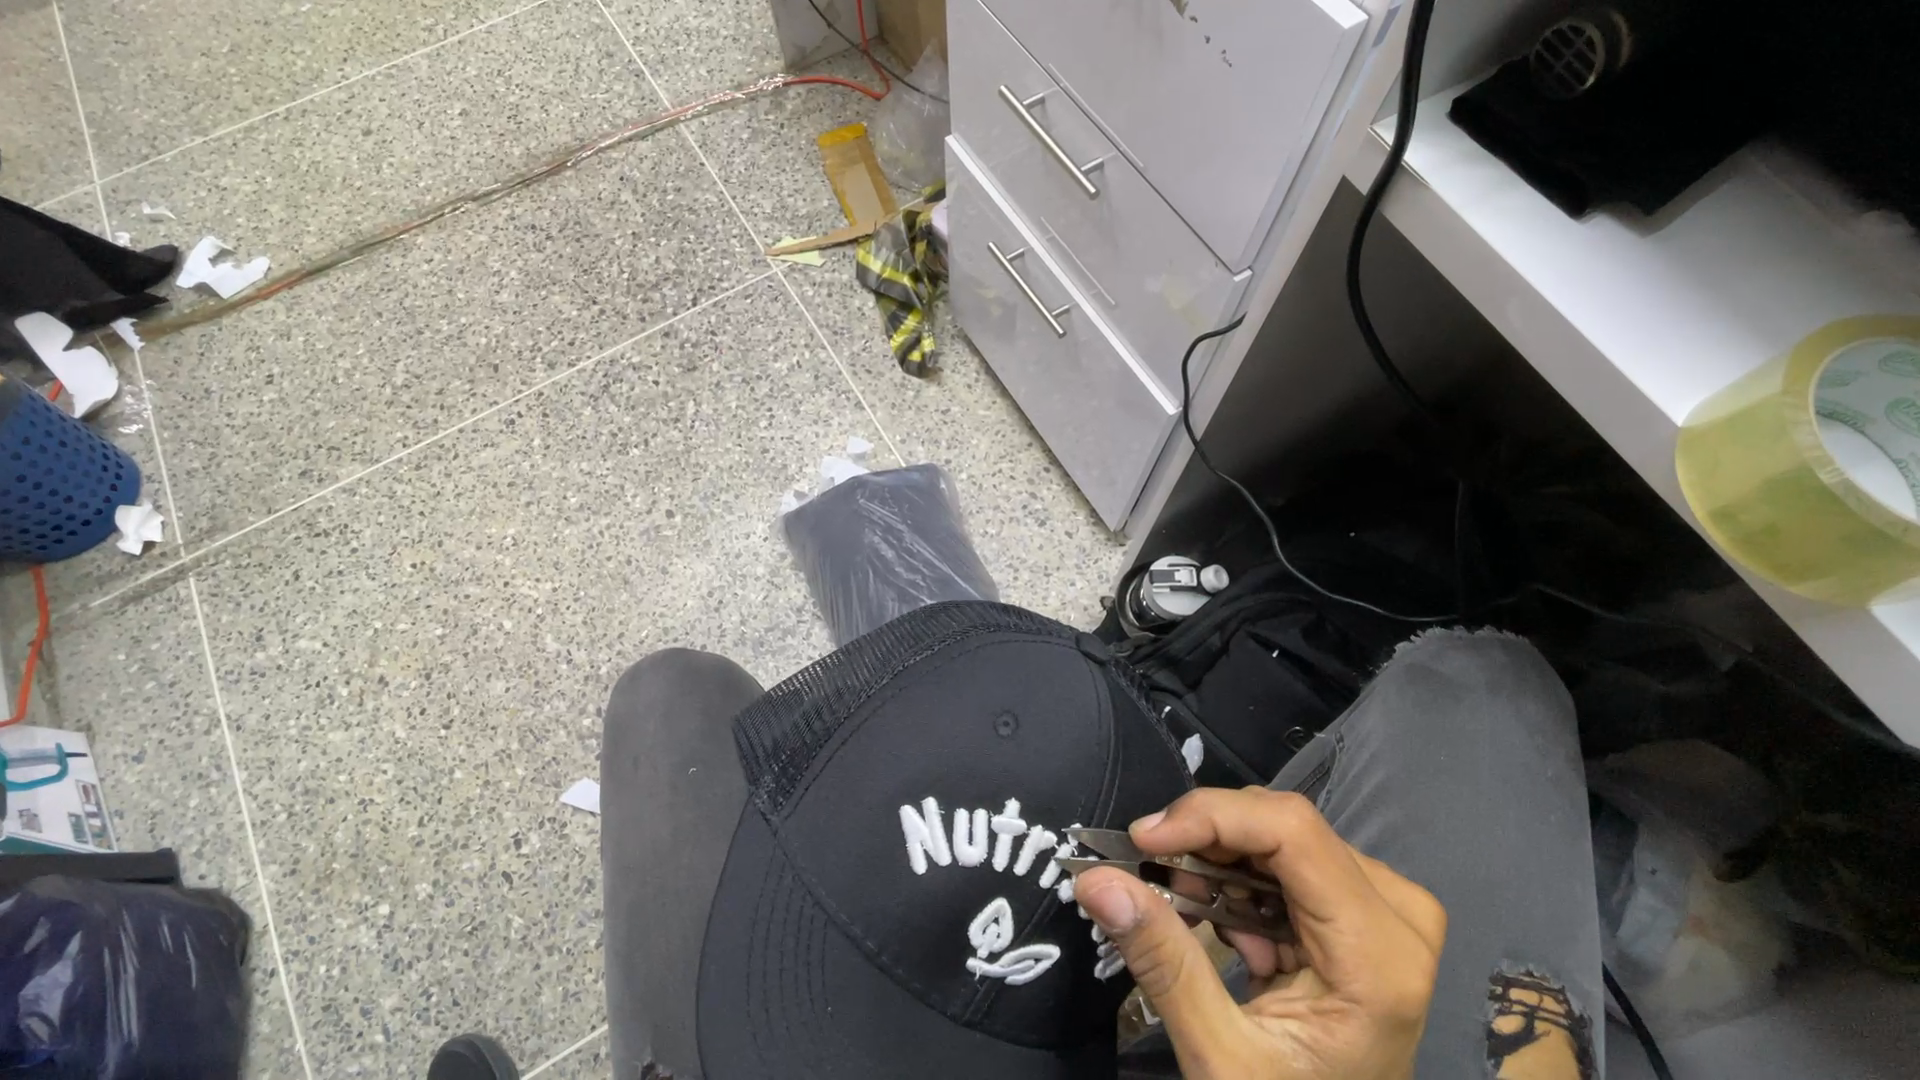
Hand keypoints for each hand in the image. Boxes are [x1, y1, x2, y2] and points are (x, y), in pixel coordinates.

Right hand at [1074, 787, 1445, 1079]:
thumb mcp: (1220, 1057)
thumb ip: (1162, 962)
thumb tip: (1096, 880)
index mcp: (1379, 955)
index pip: (1292, 832)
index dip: (1210, 817)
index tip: (1140, 839)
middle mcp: (1399, 914)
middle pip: (1284, 827)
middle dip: (1205, 843)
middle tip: (1150, 877)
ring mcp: (1389, 908)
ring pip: (1280, 836)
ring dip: (1218, 864)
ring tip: (1186, 912)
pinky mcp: (1369, 909)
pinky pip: (1289, 861)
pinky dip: (1240, 883)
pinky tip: (1226, 929)